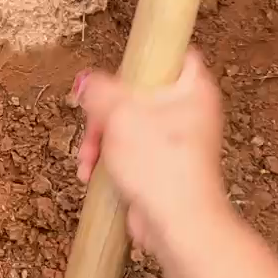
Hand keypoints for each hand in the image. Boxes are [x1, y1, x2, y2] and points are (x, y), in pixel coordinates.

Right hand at [73, 49, 230, 257]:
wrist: (177, 223)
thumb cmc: (160, 166)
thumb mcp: (119, 115)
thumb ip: (98, 91)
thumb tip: (85, 81)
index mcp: (192, 89)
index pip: (173, 54)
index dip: (143, 57)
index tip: (117, 68)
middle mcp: (188, 111)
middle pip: (136, 92)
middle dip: (103, 111)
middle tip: (92, 124)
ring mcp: (174, 139)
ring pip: (126, 123)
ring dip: (99, 139)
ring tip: (87, 158)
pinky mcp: (160, 164)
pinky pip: (127, 150)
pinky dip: (107, 158)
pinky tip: (90, 172)